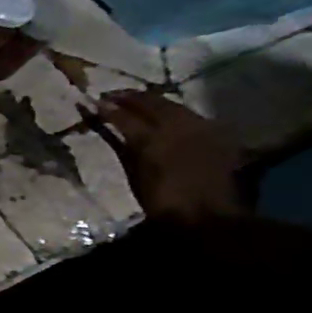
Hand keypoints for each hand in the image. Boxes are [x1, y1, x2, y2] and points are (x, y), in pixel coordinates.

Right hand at [98, 91, 243, 223]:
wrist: (207, 216)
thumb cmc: (162, 200)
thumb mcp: (136, 174)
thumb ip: (125, 145)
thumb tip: (111, 125)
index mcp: (156, 138)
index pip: (127, 115)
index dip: (109, 108)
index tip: (93, 102)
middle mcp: (181, 127)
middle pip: (154, 104)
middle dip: (131, 98)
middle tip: (112, 95)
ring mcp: (203, 129)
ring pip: (174, 107)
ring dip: (153, 102)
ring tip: (136, 102)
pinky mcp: (218, 137)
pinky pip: (190, 117)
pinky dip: (173, 113)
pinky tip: (165, 117)